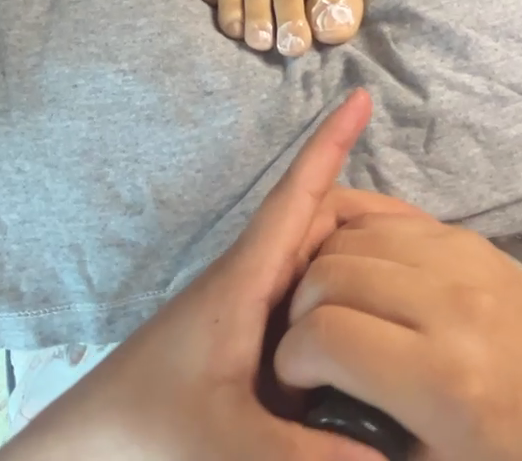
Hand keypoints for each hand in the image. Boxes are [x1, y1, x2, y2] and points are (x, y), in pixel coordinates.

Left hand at [0, 89, 403, 460]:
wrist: (95, 437)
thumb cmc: (153, 426)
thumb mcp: (233, 446)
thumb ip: (311, 454)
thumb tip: (392, 456)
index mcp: (245, 280)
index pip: (296, 197)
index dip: (328, 144)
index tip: (357, 97)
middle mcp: (250, 277)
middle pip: (316, 221)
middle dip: (368, 213)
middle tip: (426, 230)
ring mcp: (247, 302)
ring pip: (312, 256)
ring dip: (356, 252)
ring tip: (411, 268)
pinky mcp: (247, 330)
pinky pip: (304, 292)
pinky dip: (339, 291)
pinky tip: (368, 322)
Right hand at [275, 214, 521, 460]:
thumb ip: (357, 426)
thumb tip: (302, 387)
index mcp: (445, 380)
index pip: (325, 334)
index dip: (293, 359)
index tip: (299, 381)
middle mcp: (452, 305)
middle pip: (329, 274)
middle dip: (300, 311)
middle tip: (309, 347)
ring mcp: (463, 258)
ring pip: (349, 235)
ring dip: (323, 271)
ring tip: (331, 312)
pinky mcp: (468, 236)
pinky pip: (384, 218)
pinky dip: (356, 244)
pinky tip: (360, 280)